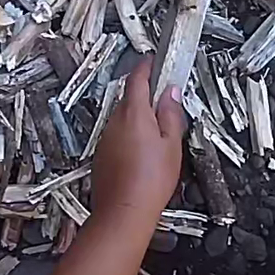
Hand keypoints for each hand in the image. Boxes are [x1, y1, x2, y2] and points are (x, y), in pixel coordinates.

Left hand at [90, 56, 185, 221]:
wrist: (124, 211)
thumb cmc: (149, 181)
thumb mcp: (171, 144)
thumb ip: (171, 114)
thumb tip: (170, 93)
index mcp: (134, 114)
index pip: (137, 79)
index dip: (146, 67)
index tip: (153, 62)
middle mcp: (115, 122)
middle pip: (129, 98)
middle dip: (145, 96)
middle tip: (164, 101)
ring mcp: (106, 138)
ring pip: (123, 118)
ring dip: (138, 119)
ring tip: (158, 135)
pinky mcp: (102, 154)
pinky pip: (116, 135)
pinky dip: (129, 136)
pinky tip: (143, 153)